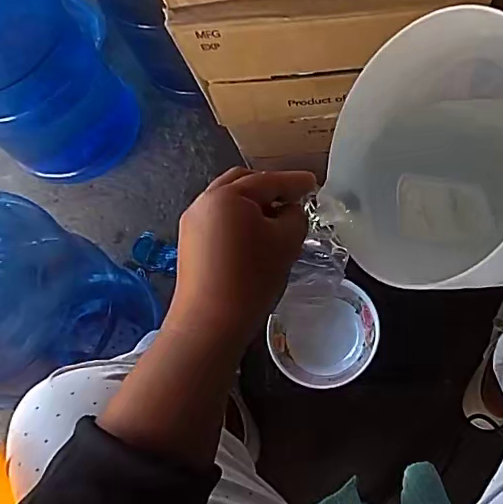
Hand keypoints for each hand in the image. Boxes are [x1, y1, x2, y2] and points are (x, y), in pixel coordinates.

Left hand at [169, 167, 317, 347]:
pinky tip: (254, 238)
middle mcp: (204, 201)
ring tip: (276, 220)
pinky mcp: (189, 243)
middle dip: (270, 188)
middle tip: (293, 199)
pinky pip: (219, 220)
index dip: (295, 182)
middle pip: (243, 183)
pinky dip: (239, 221)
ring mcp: (192, 222)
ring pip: (229, 202)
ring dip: (253, 205)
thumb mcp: (287, 242)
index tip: (313, 183)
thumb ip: (295, 216)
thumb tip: (289, 210)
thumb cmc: (251, 278)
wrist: (209, 323)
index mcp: (228, 195)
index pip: (269, 180)